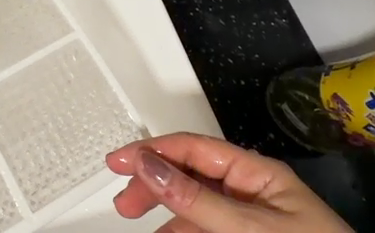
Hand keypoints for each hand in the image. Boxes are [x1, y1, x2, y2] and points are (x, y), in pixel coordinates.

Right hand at [106, 133, 352, 232]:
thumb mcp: (250, 229)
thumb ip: (195, 198)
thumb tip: (144, 162)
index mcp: (257, 174)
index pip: (192, 148)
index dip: (151, 151)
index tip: (117, 163)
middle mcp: (254, 193)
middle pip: (191, 176)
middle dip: (155, 186)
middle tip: (125, 205)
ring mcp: (256, 222)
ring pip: (199, 209)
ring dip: (171, 218)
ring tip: (147, 231)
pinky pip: (212, 231)